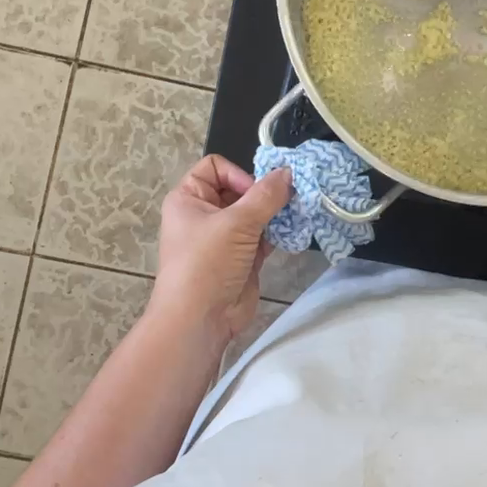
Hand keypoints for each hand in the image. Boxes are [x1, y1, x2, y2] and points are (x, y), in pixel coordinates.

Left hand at [150, 156, 292, 345]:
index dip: (238, 174)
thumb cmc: (207, 263)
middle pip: (240, 190)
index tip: (256, 193)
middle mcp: (205, 214)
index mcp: (189, 199)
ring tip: (296, 215)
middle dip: (264, 194)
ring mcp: (225, 237)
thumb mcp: (236, 223)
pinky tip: (294, 233)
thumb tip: (288, 172)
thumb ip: (266, 196)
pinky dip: (278, 233)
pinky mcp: (243, 257)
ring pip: (255, 214)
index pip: (215, 168)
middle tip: (288, 201)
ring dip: (275, 214)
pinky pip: (264, 236)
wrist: (201, 318)